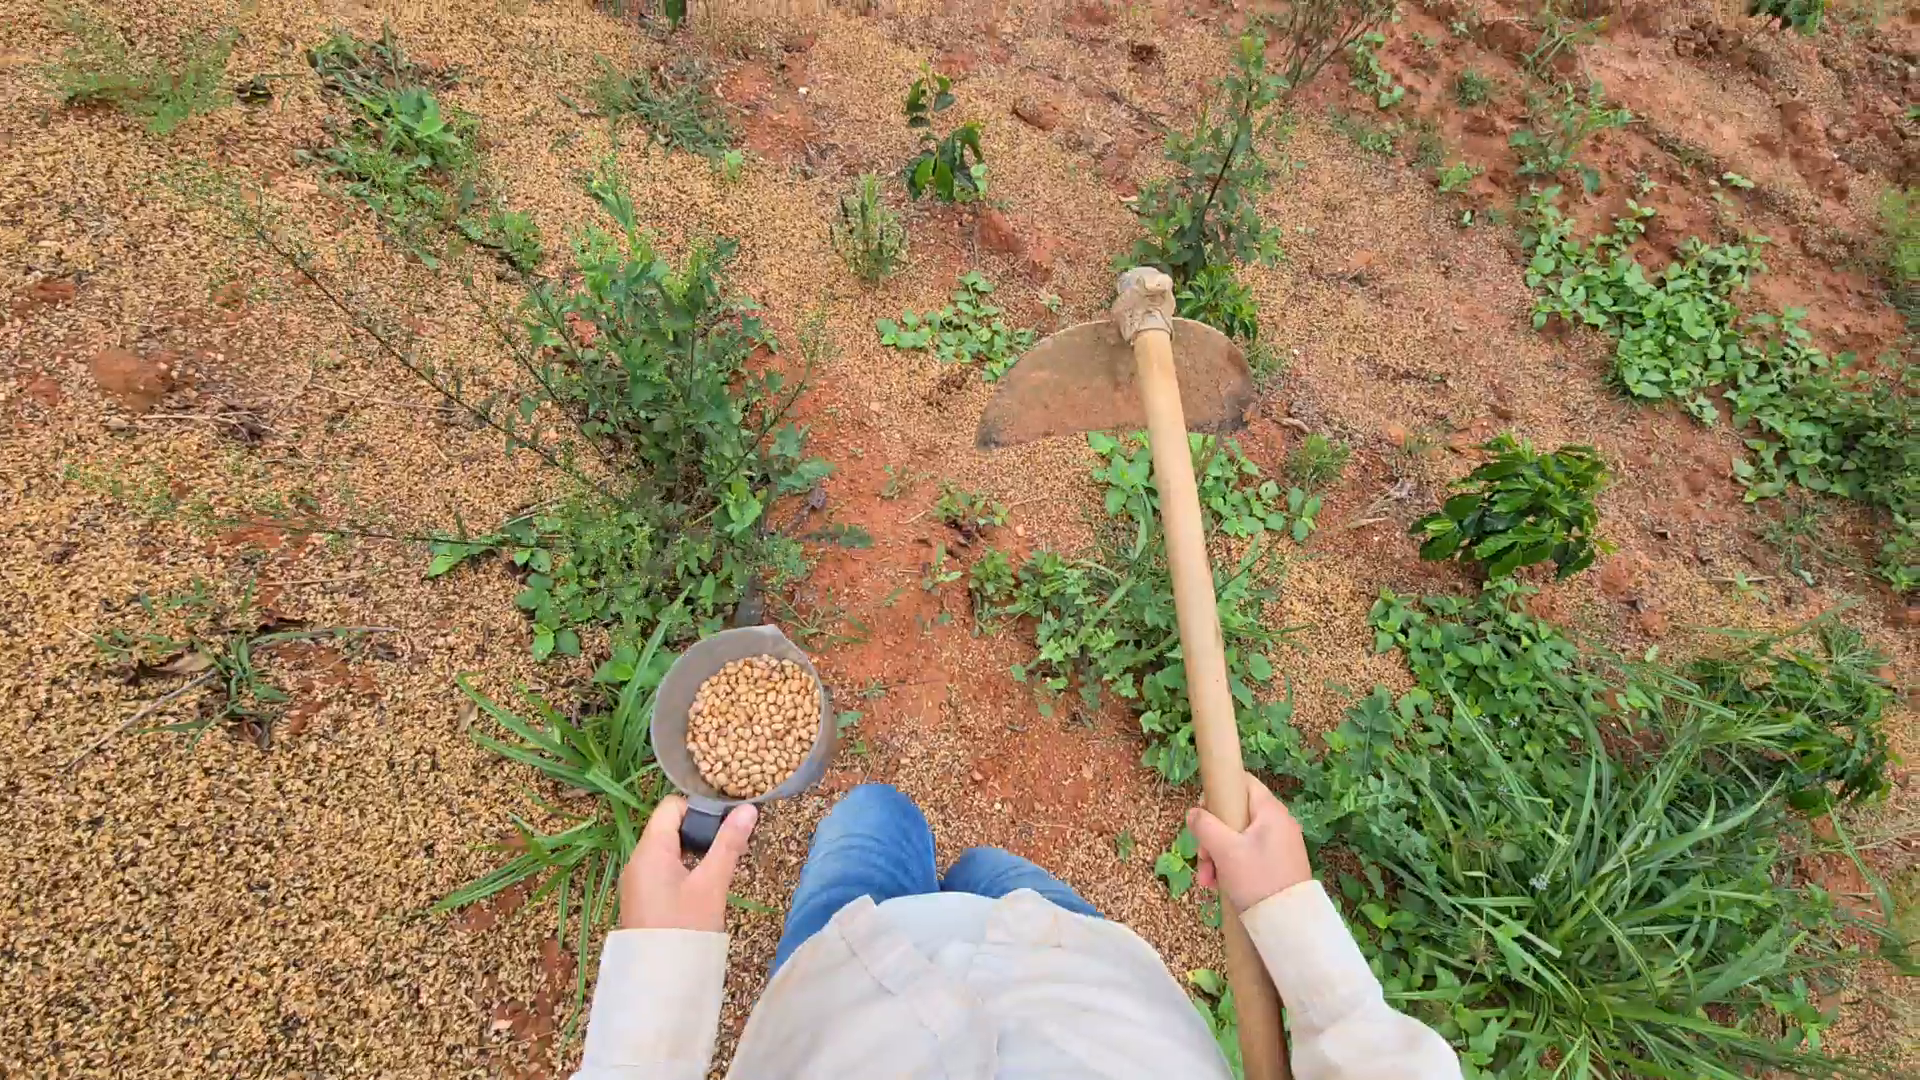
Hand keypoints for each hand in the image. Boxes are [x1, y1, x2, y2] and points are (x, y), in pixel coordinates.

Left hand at [618, 796, 757, 931]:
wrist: (659, 984)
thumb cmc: (685, 927)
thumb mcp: (712, 883)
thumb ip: (729, 843)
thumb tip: (748, 807)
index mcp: (650, 850)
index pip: (672, 806)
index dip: (700, 806)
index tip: (727, 819)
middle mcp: (638, 860)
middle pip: (671, 825)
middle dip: (703, 827)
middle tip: (733, 839)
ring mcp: (638, 880)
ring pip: (670, 847)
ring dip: (697, 847)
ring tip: (725, 858)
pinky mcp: (643, 897)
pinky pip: (665, 867)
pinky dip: (686, 865)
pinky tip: (707, 879)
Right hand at [1187, 773, 1311, 912]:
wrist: (1291, 928)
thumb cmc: (1257, 880)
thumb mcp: (1224, 850)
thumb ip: (1204, 825)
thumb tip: (1193, 813)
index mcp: (1270, 811)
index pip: (1242, 782)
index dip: (1218, 790)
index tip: (1203, 811)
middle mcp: (1278, 824)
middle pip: (1235, 815)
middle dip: (1212, 836)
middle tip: (1202, 857)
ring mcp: (1279, 846)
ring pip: (1238, 839)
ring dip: (1217, 855)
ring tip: (1208, 880)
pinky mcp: (1278, 866)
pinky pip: (1248, 856)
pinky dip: (1231, 866)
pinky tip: (1219, 886)